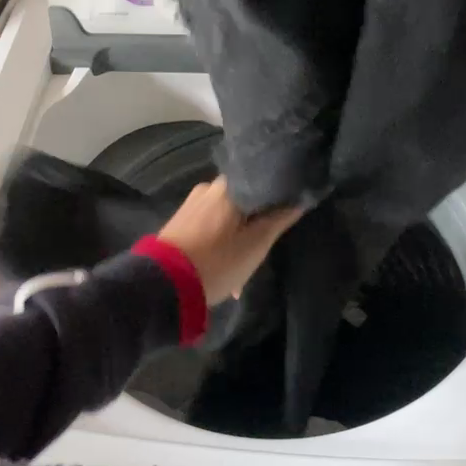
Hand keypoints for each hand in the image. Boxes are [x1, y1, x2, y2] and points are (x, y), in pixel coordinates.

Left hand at [157, 178, 303, 301]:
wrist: (166, 283)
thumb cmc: (218, 261)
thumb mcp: (257, 244)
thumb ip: (279, 218)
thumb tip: (299, 198)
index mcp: (229, 186)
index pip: (263, 182)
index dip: (279, 198)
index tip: (287, 215)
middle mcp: (209, 186)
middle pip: (244, 199)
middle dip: (255, 222)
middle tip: (262, 247)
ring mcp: (191, 203)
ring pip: (226, 214)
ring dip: (237, 235)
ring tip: (241, 266)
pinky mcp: (179, 220)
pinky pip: (209, 224)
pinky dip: (221, 240)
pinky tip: (224, 266)